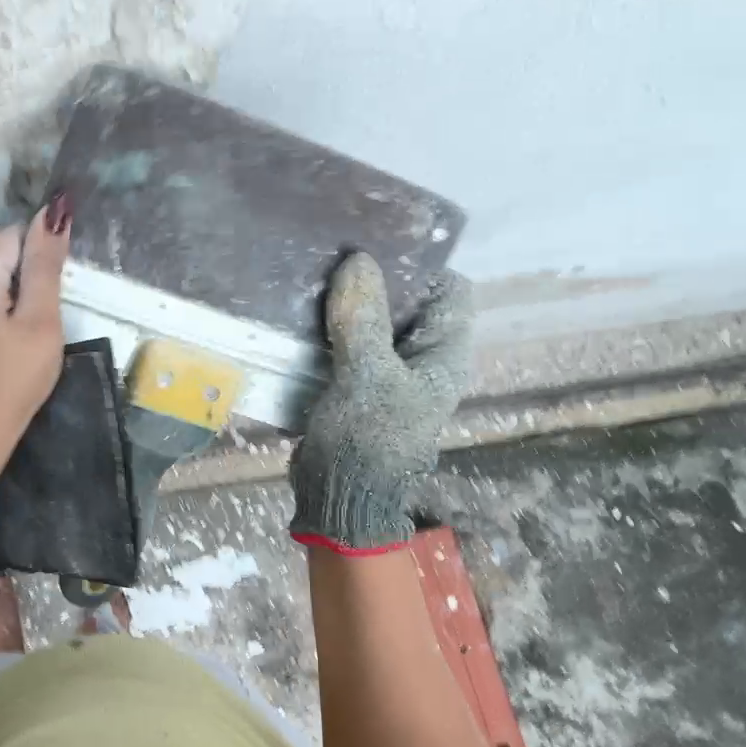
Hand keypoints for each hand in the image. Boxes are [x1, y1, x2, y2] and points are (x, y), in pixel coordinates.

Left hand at [0, 196, 72, 488]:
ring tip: (14, 350)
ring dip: (5, 308)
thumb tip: (54, 209)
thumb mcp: (40, 322)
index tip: (47, 307)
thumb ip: (46, 264)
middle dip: (21, 289)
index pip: (15, 238)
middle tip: (33, 335)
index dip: (39, 267)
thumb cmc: (11, 383)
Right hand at [289, 252, 473, 552]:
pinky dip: (325, 335)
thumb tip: (358, 261)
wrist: (337, 498)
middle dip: (372, 283)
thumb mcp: (366, 377)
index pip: (448, 291)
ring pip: (369, 327)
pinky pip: (344, 351)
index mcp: (443, 356)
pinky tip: (297, 323)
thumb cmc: (366, 440)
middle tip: (332, 260)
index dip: (419, 266)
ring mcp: (386, 378)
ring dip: (343, 309)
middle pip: (404, 306)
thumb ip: (362, 320)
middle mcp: (420, 362)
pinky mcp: (354, 391)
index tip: (375, 248)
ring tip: (309, 284)